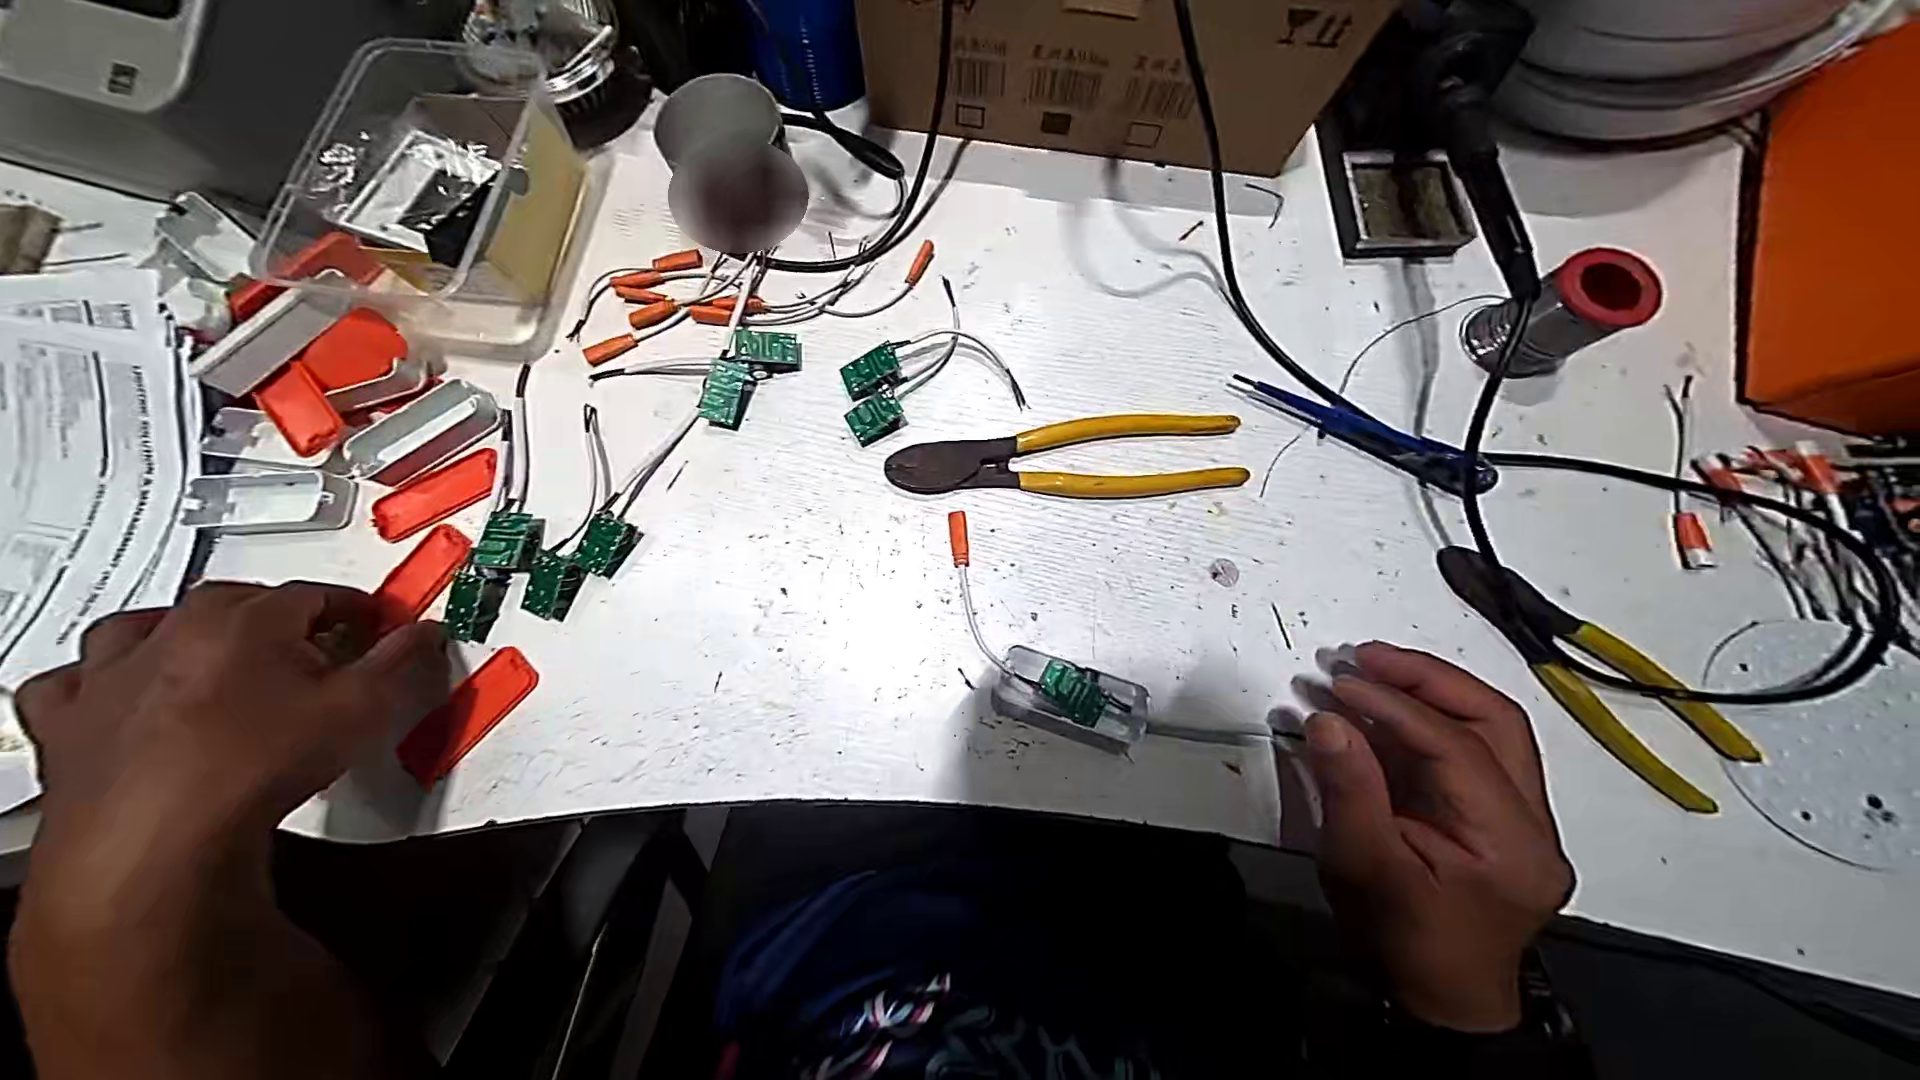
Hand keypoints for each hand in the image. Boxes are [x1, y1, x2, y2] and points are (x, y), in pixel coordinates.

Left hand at [10, 582, 447, 1079]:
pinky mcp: (63, 722)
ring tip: (218, 654)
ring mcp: (107, 676)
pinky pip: (69, 679)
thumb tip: (427, 629)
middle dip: (279, 613)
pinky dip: (100, 676)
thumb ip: (400, 659)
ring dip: (183, 629)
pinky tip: (127, 690)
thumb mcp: (363, 706)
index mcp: (248, 622)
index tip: (377, 627)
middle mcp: (173, 634)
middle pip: (234, 599)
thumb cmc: (268, 762)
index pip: (314, 594)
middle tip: (315, 645)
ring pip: (140, 625)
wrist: (160, 840)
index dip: (354, 608)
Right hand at [1302, 641, 1573, 1032]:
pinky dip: (1420, 717)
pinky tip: (1376, 705)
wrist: (1435, 993)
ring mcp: (1518, 816)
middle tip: (1365, 657)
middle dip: (1429, 679)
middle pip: (1496, 722)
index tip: (1339, 684)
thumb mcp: (1362, 864)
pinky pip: (1464, 747)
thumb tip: (1326, 717)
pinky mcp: (1492, 813)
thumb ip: (1348, 788)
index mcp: (1510, 843)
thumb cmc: (1399, 935)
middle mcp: (1531, 822)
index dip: (1396, 707)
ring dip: (1429, 689)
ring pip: (1489, 728)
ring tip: (1369, 668)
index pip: (1459, 748)